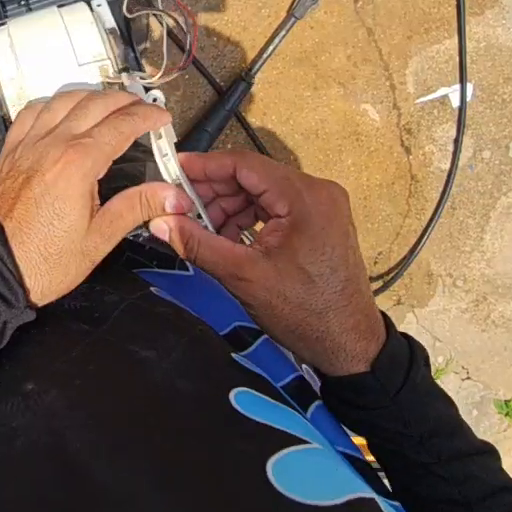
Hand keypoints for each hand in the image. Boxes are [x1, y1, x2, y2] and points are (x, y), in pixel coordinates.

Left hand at [0, 89, 197, 305]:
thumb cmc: (42, 260)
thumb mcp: (99, 239)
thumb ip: (137, 207)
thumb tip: (173, 195)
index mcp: (77, 163)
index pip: (121, 124)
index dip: (146, 116)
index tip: (161, 118)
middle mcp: (52, 144)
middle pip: (95, 104)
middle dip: (125, 100)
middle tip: (143, 108)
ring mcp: (28, 144)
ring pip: (63, 100)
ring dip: (91, 96)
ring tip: (109, 103)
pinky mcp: (11, 150)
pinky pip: (32, 111)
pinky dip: (53, 104)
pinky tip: (63, 109)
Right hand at [147, 150, 385, 375]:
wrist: (350, 348)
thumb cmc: (306, 313)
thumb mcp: (243, 276)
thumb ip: (198, 243)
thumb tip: (160, 222)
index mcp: (304, 197)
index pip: (244, 164)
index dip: (204, 166)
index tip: (173, 169)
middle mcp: (316, 191)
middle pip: (251, 176)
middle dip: (213, 190)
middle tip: (180, 205)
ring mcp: (320, 205)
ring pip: (259, 191)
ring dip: (227, 206)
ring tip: (200, 228)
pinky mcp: (318, 220)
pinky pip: (272, 206)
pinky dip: (246, 217)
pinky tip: (225, 236)